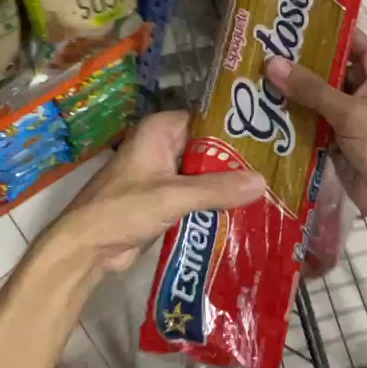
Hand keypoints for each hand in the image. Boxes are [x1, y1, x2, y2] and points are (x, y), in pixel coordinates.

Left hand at [40, 111, 264, 278]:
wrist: (87, 247)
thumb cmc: (122, 209)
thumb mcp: (172, 196)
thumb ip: (216, 189)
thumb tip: (264, 181)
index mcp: (159, 131)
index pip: (207, 120)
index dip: (236, 129)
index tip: (272, 138)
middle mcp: (163, 146)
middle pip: (208, 148)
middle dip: (237, 161)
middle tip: (280, 169)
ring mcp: (163, 174)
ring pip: (204, 174)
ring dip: (228, 185)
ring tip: (272, 191)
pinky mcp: (165, 200)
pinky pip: (197, 196)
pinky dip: (215, 204)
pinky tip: (246, 212)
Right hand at [265, 33, 366, 233]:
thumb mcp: (352, 114)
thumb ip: (311, 89)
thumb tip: (271, 63)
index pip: (346, 38)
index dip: (317, 28)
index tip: (281, 20)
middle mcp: (364, 87)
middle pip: (325, 67)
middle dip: (294, 62)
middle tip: (255, 49)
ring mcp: (348, 114)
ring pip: (313, 95)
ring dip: (288, 91)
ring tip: (248, 75)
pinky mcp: (335, 138)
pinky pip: (309, 121)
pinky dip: (289, 117)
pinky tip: (257, 108)